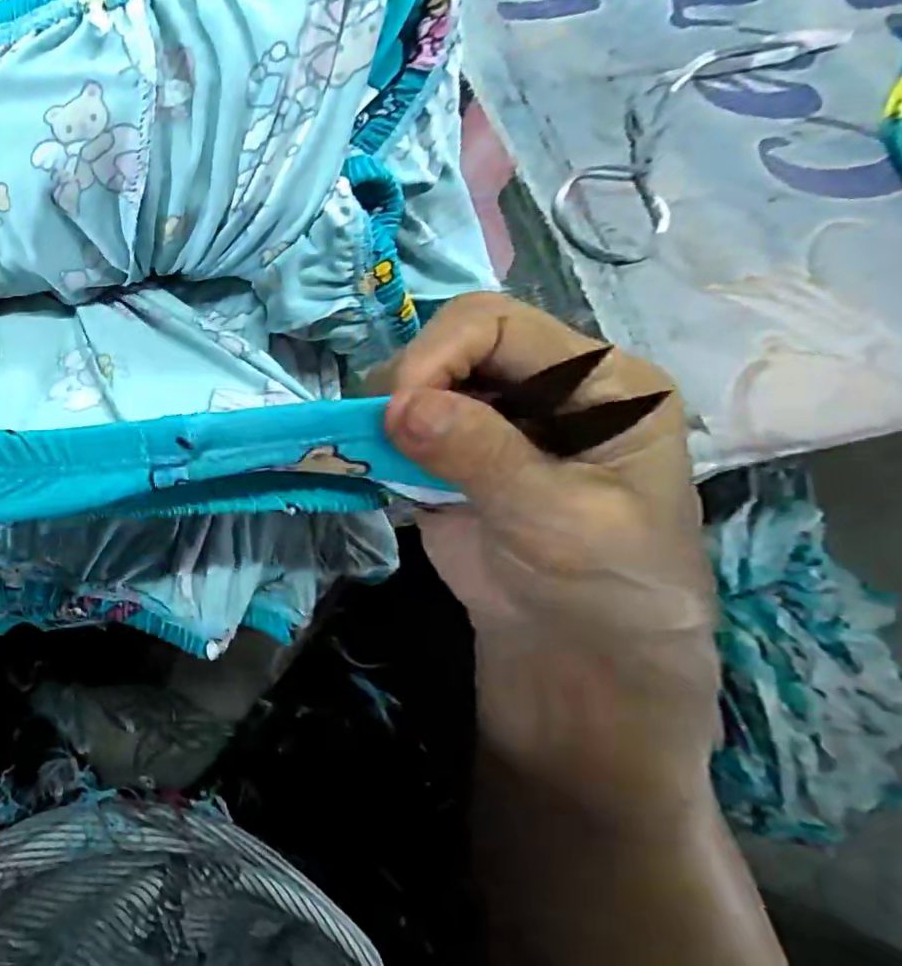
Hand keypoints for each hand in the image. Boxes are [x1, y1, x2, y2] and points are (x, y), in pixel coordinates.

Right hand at [383, 293, 718, 826]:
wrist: (574, 652)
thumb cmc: (604, 585)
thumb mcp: (557, 519)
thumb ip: (481, 455)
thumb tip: (398, 405)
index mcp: (598, 382)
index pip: (496, 323)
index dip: (439, 353)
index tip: (402, 410)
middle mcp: (540, 387)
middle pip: (446, 343)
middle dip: (406, 382)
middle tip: (388, 438)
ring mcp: (489, 420)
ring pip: (411, 381)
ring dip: (382, 413)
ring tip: (381, 458)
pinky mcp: (444, 453)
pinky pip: (393, 424)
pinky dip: (371, 439)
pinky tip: (372, 466)